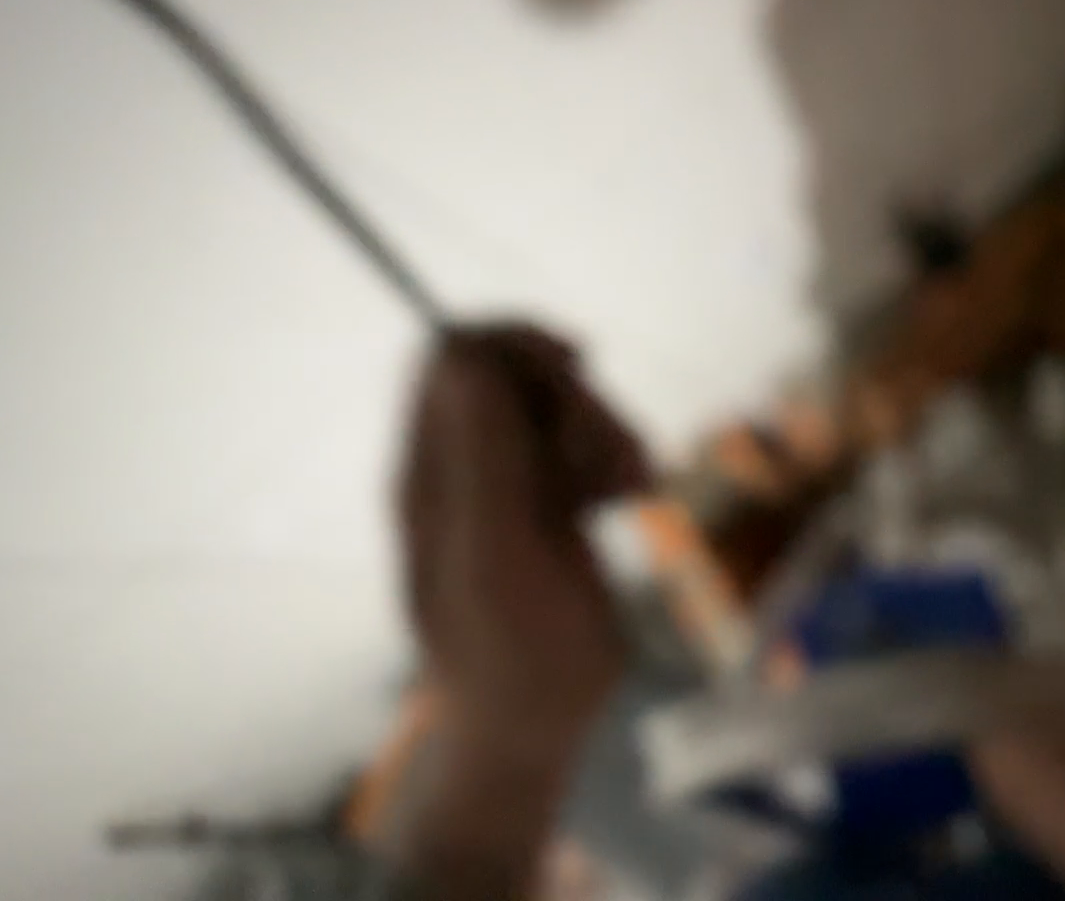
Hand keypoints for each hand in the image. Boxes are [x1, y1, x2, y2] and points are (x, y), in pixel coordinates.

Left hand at [398, 324, 650, 761]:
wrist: (537, 719)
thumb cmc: (512, 653)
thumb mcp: (494, 560)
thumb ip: (481, 459)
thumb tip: (466, 357)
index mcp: (432, 467)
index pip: (454, 356)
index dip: (512, 344)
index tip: (573, 368)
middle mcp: (467, 462)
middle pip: (522, 374)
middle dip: (577, 402)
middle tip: (605, 462)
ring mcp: (511, 478)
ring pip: (564, 407)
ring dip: (608, 433)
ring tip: (631, 487)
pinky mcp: (551, 497)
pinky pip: (589, 444)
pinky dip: (619, 458)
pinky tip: (633, 496)